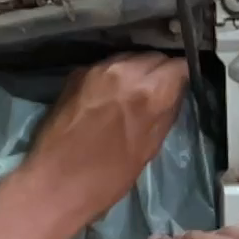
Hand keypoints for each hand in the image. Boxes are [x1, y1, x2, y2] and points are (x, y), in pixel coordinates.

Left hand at [20, 53, 187, 219]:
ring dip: (136, 69)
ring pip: (129, 57)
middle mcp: (125, 71)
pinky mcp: (77, 72)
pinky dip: (113, 75)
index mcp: (150, 93)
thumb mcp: (150, 147)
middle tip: (157, 90)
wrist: (56, 182)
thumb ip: (165, 112)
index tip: (181, 85)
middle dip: (159, 70)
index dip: (182, 75)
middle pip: (154, 56)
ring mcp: (98, 69)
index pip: (179, 65)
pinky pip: (106, 65)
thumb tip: (174, 92)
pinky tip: (108, 95)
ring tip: (132, 92)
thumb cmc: (108, 176)